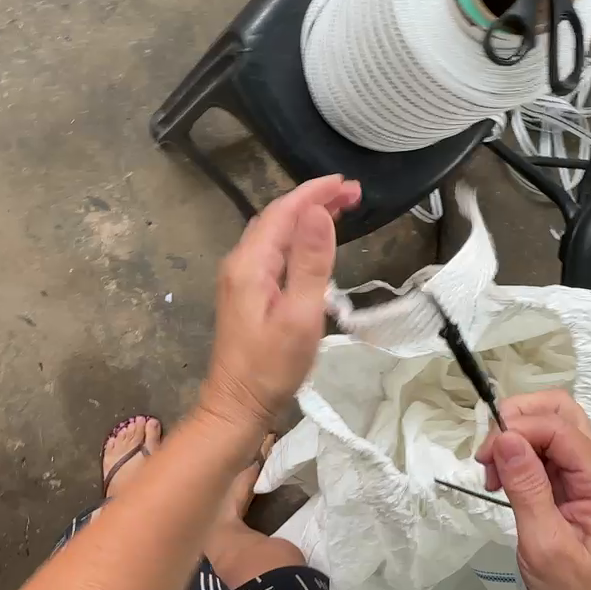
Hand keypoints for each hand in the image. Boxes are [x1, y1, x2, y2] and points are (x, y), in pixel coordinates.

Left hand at [198, 176, 360, 431]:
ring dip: (306, 218)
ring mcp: (240, 278)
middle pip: (278, 218)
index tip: (349, 184)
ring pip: (275, 234)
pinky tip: (314, 245)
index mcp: (250, 263)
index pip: (284, 211)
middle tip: (353, 195)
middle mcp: (240, 263)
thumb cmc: (271, 366)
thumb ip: (310, 262)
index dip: (316, 192)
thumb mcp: (299, 315)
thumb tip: (318, 212)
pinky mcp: (246, 293)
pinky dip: (297, 239)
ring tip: (340, 210)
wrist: (238, 405)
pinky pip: (273, 252)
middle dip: (314, 200)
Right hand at [476, 391, 590, 589]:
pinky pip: (547, 452)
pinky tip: (503, 481)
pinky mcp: (576, 489)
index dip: (516, 430)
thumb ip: (527, 487)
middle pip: (560, 412)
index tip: (484, 458)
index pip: (558, 427)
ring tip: (493, 473)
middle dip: (517, 421)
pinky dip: (519, 455)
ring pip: (552, 427)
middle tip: (488, 456)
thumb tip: (505, 437)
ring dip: (516, 437)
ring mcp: (590, 478)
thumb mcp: (545, 545)